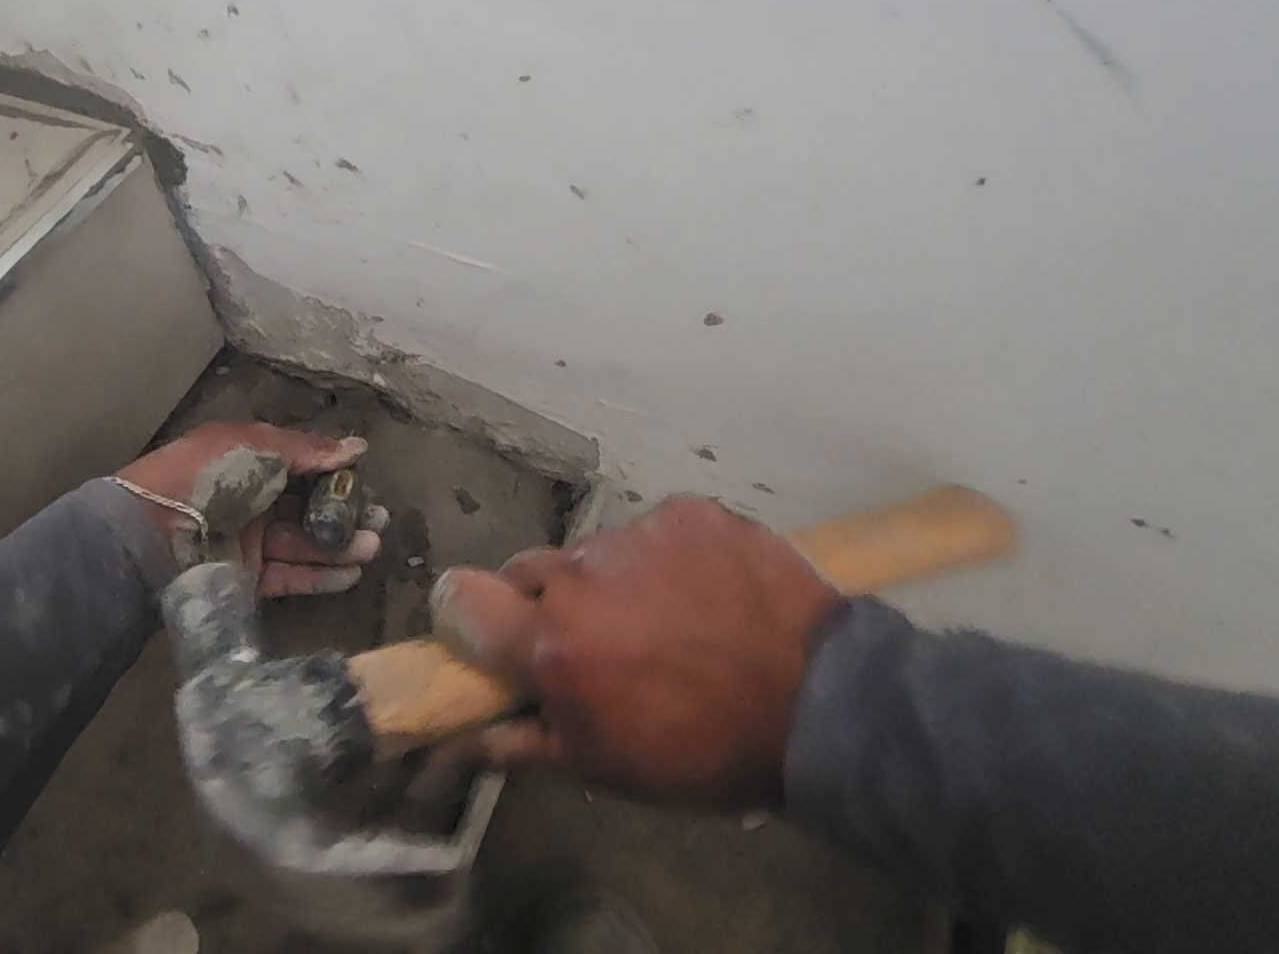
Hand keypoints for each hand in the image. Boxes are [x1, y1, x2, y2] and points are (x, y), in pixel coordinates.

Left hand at [115, 422, 387, 596]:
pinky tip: (350, 573)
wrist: (152, 534)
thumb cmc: (208, 476)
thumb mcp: (257, 447)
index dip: (334, 476)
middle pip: (307, 508)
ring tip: (371, 547)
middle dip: (344, 514)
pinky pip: (289, 575)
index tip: (364, 482)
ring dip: (338, 545)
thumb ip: (309, 449)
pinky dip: (319, 575)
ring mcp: (249, 541)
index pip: (303, 467)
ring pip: (303, 543)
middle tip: (379, 521)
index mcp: (251, 460)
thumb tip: (358, 447)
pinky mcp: (246, 578)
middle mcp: (252, 499)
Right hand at [429, 496, 840, 808]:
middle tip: (597, 638)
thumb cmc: (702, 749)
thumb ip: (516, 745)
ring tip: (666, 616)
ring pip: (594, 552)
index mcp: (549, 641)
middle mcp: (580, 575)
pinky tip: (702, 590)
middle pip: (529, 571)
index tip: (488, 627)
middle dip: (546, 602)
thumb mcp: (602, 766)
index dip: (466, 612)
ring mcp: (636, 535)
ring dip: (609, 580)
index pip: (463, 597)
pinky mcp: (686, 512)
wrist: (823, 705)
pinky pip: (650, 530)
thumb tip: (455, 738)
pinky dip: (662, 557)